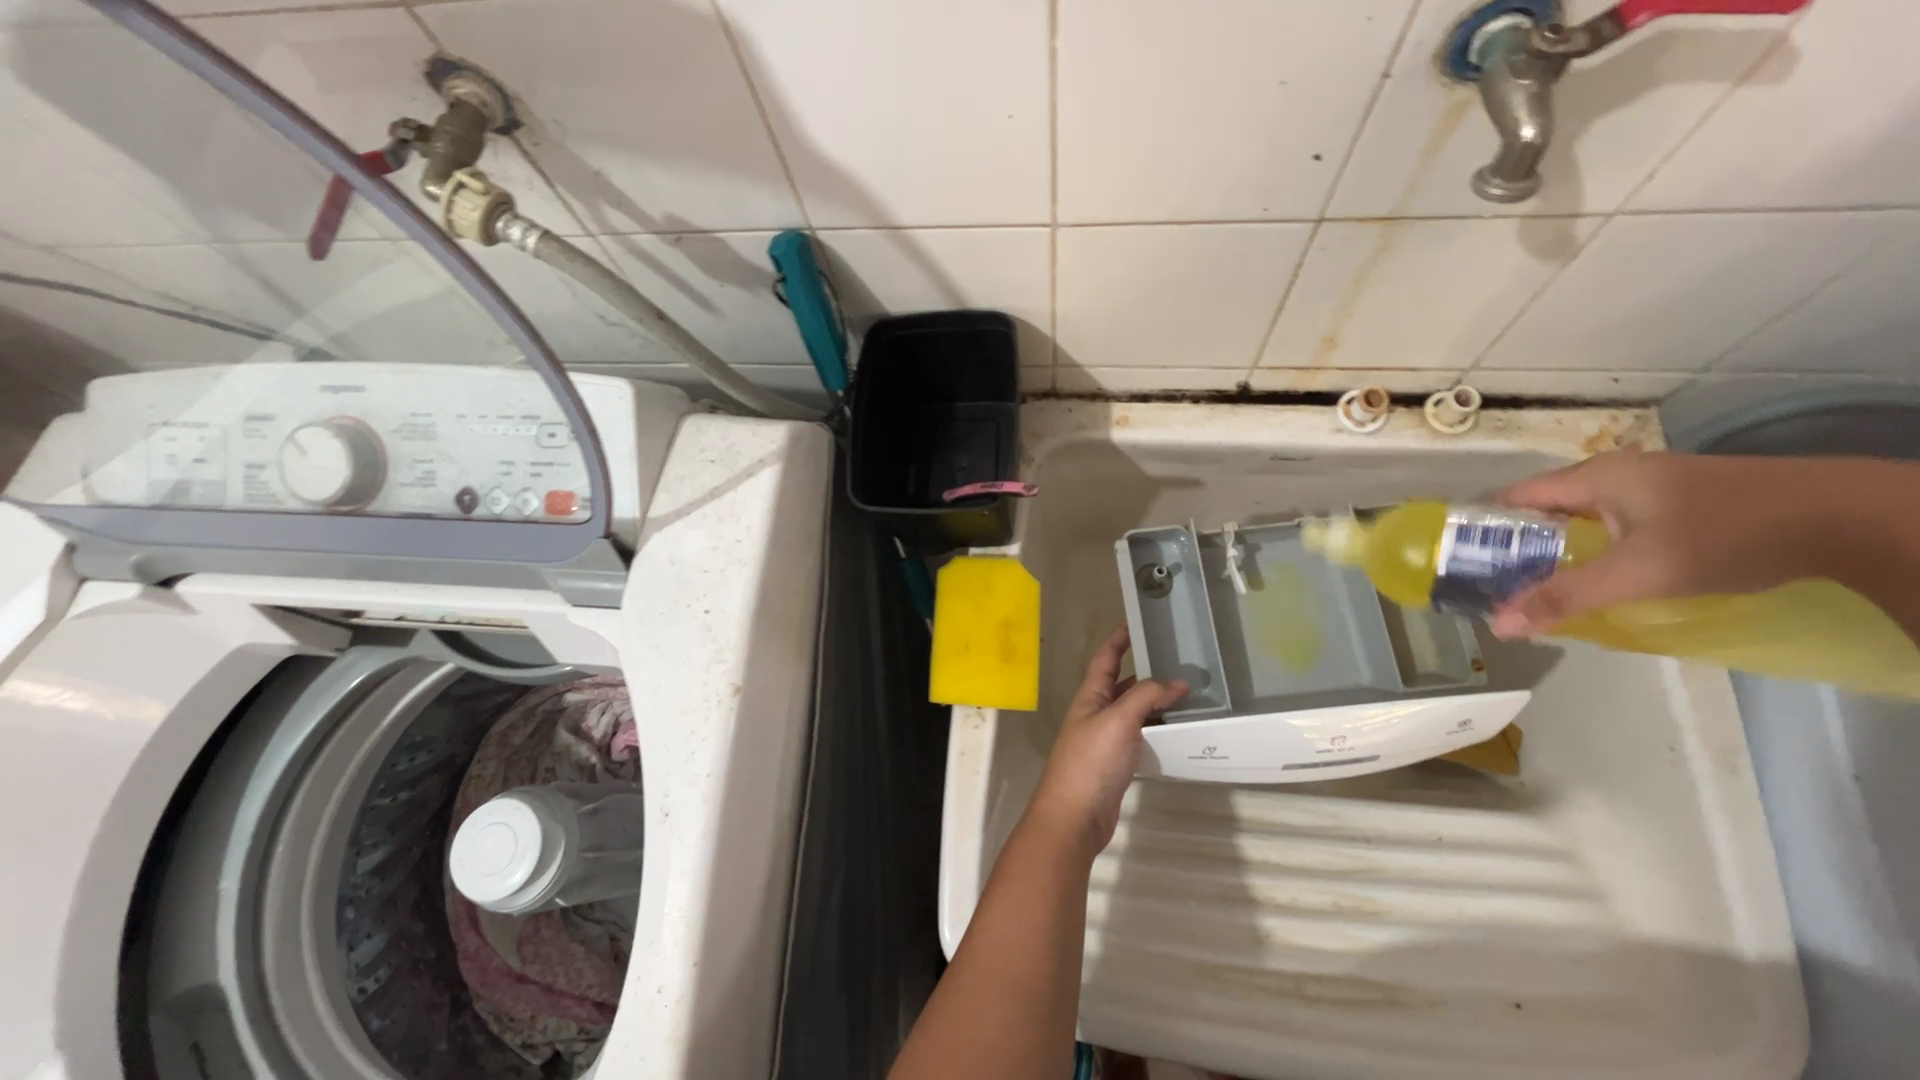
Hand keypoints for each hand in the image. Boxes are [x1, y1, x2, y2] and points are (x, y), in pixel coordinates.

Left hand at [1024, 627, 1185, 858]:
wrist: (1074, 817)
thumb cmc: (1091, 761)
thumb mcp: (1119, 720)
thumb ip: (1147, 697)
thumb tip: (1178, 683)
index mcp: (1090, 697)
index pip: (1105, 659)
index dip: (1118, 639)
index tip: (1136, 622)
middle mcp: (1095, 713)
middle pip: (1121, 685)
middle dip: (1145, 671)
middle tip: (1178, 661)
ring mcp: (1104, 740)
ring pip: (1133, 712)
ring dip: (1155, 701)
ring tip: (1188, 693)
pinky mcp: (1115, 764)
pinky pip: (1139, 737)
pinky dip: (1156, 729)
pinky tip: (1176, 731)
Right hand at [1489, 448, 1872, 636]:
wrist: (1838, 518)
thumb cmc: (1723, 535)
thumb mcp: (1637, 573)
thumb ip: (1566, 597)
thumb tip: (1499, 625)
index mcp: (1594, 477)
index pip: (1515, 496)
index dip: (1483, 525)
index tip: (1460, 561)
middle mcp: (1616, 474)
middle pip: (1546, 508)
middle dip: (1518, 546)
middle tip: (1497, 587)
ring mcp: (1653, 486)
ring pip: (1584, 518)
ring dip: (1560, 551)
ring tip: (1541, 590)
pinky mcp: (1682, 502)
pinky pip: (1616, 524)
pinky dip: (1597, 550)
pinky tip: (1604, 578)